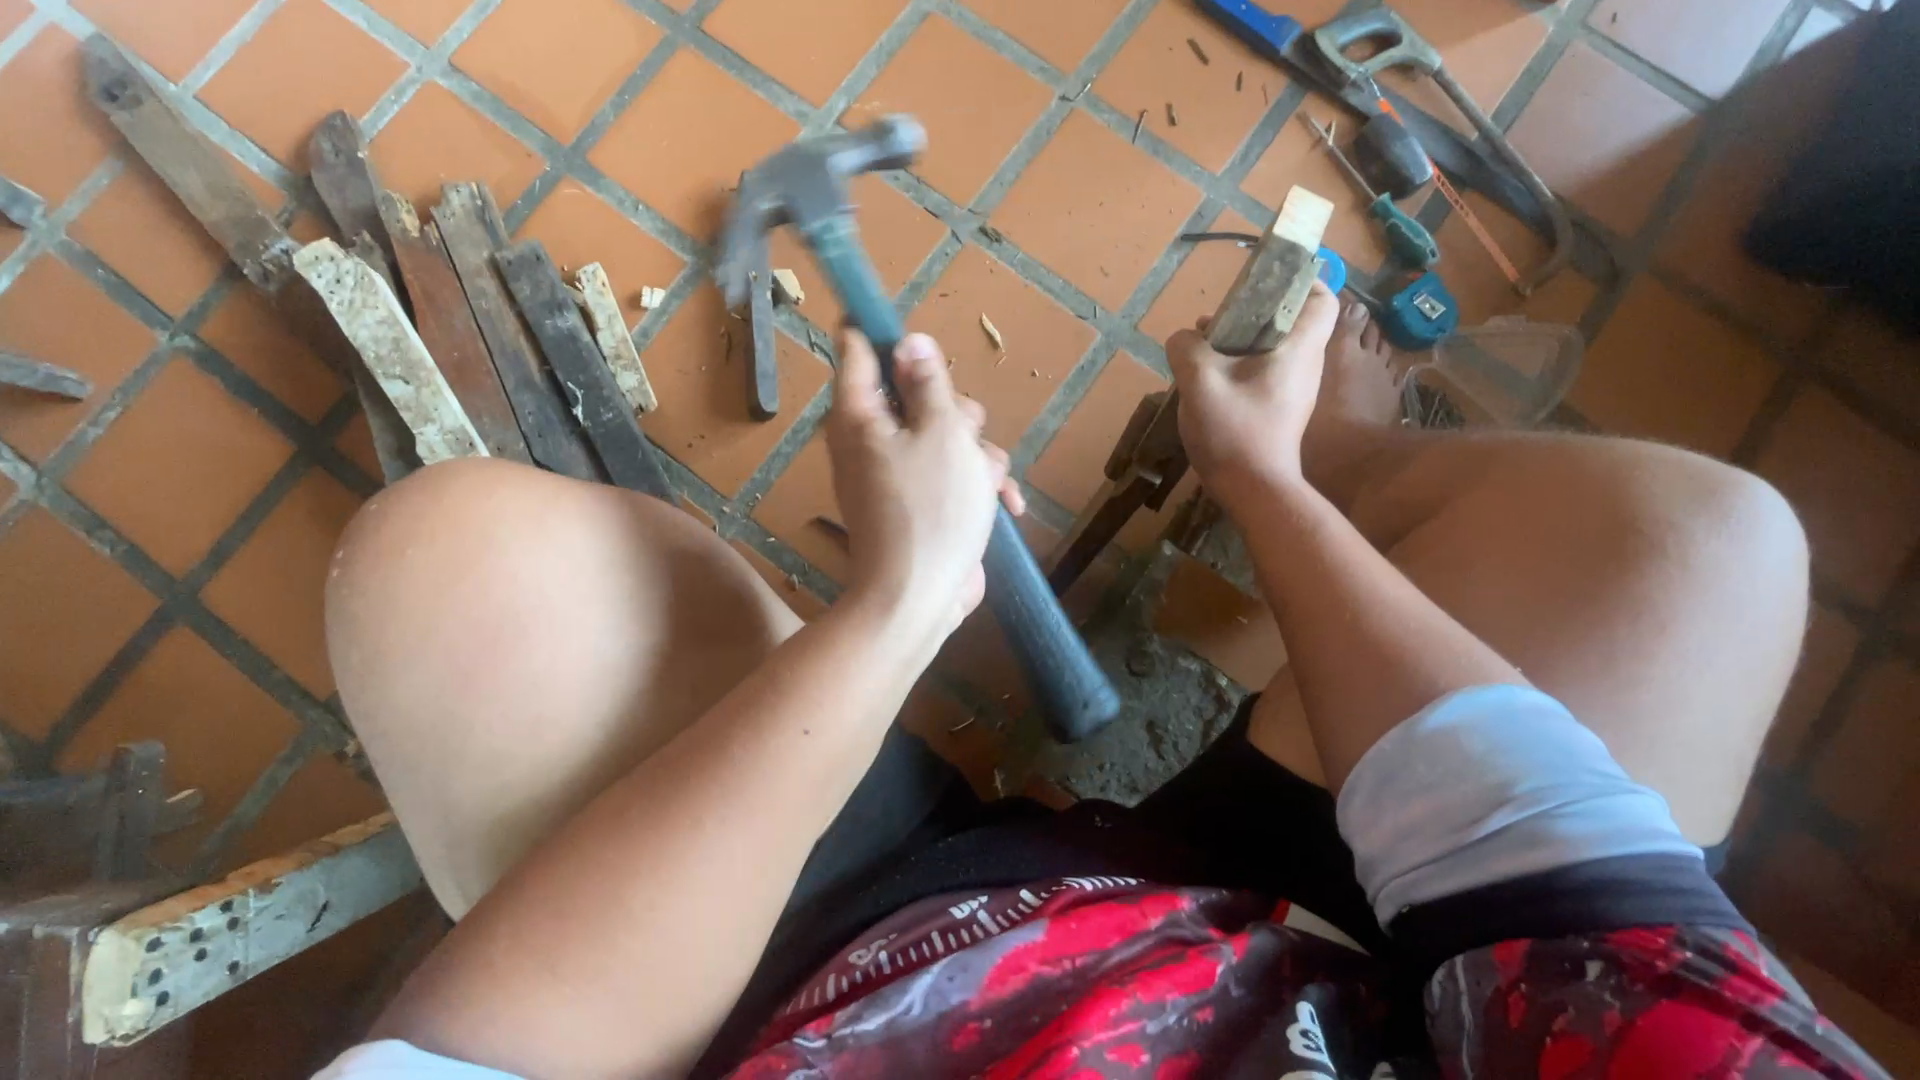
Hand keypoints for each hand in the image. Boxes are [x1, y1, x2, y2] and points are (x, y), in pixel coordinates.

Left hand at [826, 330, 1024, 643]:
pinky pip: (951, 474)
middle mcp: (870, 438)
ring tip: (986, 486)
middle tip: (965, 436)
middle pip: (918, 394)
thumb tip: (909, 339)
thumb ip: (929, 383)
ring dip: (976, 455)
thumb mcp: (942, 433)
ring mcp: (895, 473)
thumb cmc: (932, 509)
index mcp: (860, 414)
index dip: (889, 332)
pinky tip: (1004, 506)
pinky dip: (977, 486)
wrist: (920, 597)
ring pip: (945, 435)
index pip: (859, 347)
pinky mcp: (920, 502)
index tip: (925, 337)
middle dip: (956, 412)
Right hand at [1166, 281, 1340, 502]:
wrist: (1254, 490)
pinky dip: (1240, 368)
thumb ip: (1187, 347)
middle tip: (1217, 320)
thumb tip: (1185, 338)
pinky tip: (1209, 382)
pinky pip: (1264, 374)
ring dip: (1241, 342)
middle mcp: (1306, 365)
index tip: (1266, 281)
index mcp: (1299, 348)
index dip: (1301, 280)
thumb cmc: (1235, 431)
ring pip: (1273, 349)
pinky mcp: (1281, 411)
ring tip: (1203, 351)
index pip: (1322, 298)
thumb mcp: (1199, 381)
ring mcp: (1295, 391)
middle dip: (1254, 312)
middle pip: (1290, 321)